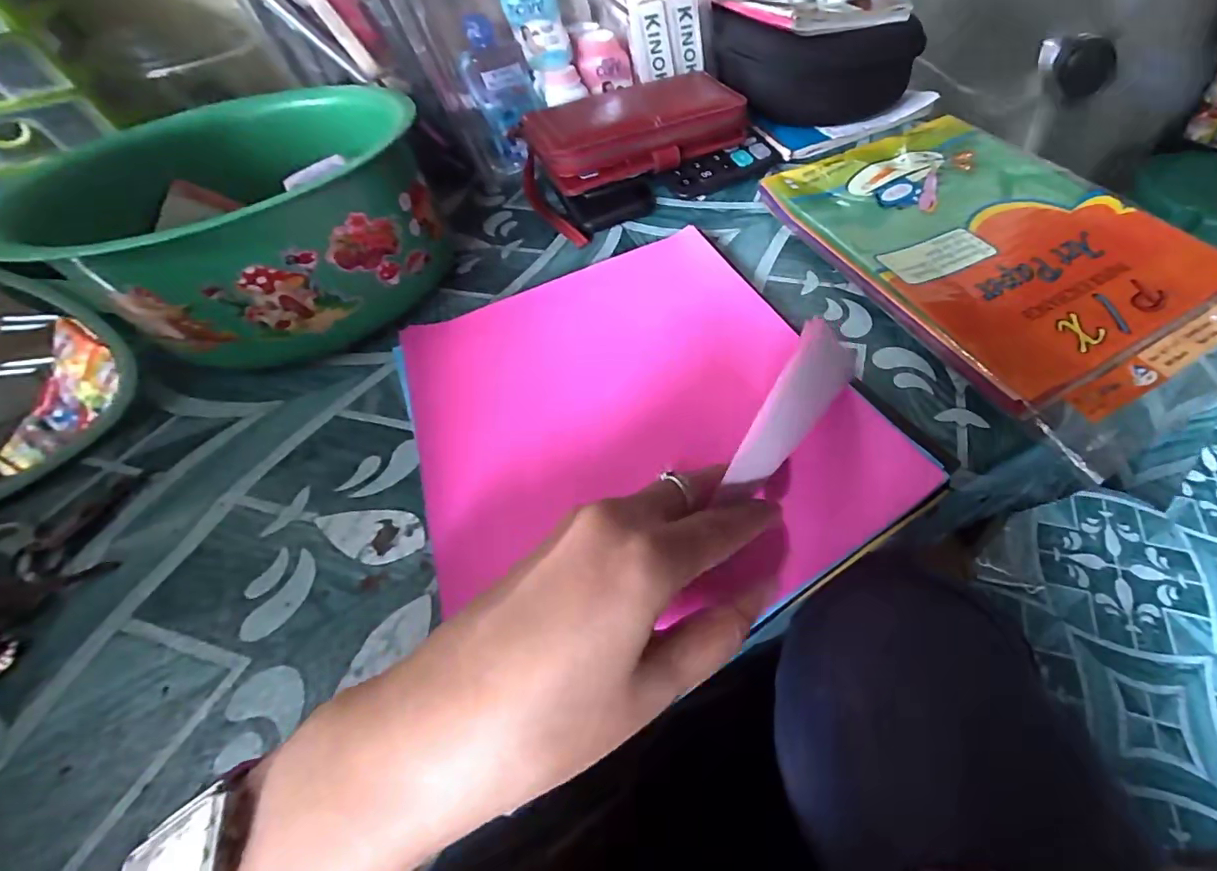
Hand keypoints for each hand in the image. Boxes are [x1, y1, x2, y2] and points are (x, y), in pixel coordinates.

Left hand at [236, 466, 776, 870]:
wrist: (435, 724)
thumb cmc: (553, 723)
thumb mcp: (648, 693)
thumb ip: (712, 634)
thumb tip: (758, 589)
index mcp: (644, 556)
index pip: (720, 524)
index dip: (755, 518)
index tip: (781, 511)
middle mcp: (613, 520)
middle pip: (685, 493)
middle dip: (725, 492)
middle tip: (758, 505)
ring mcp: (577, 522)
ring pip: (652, 500)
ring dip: (689, 508)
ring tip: (717, 536)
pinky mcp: (553, 536)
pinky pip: (623, 515)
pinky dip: (656, 522)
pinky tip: (663, 557)